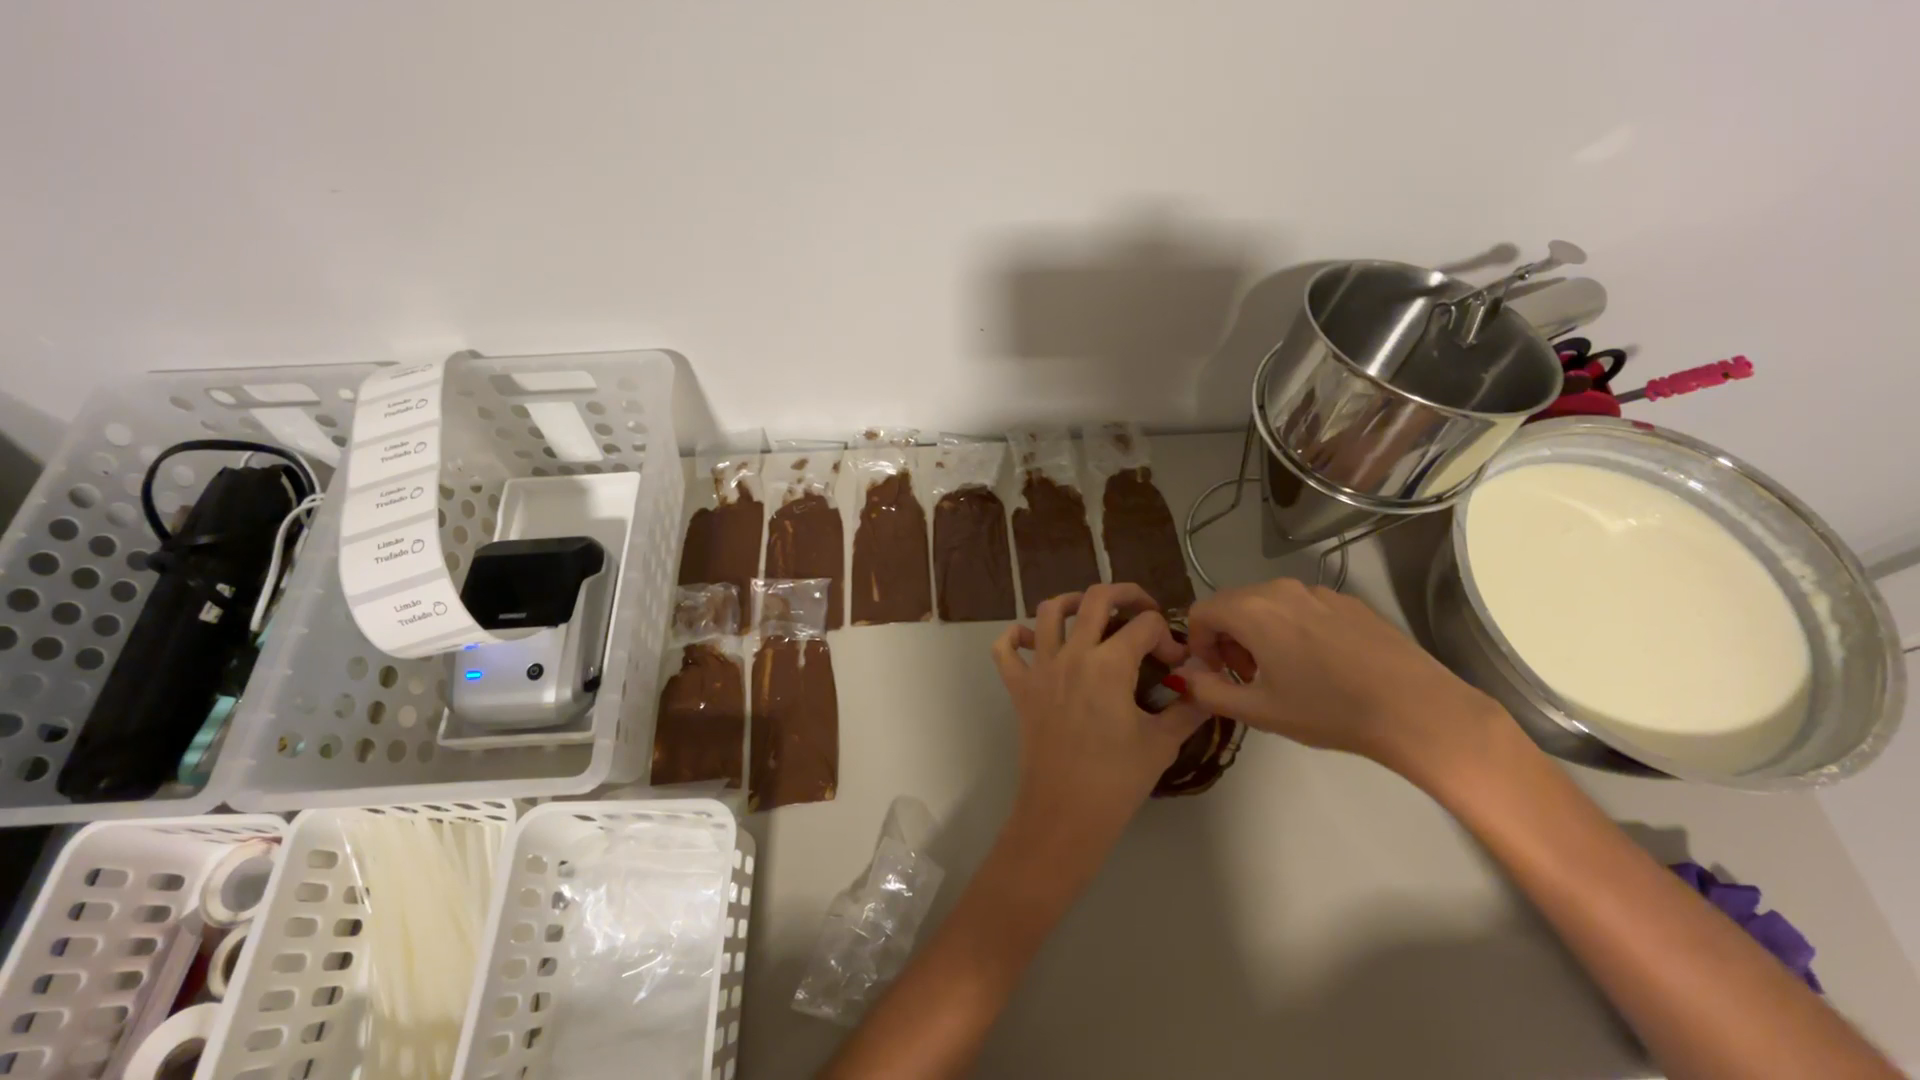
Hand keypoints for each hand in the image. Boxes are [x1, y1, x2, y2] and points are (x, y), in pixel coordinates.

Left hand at [991, 584, 1208, 849]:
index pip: (1145, 625)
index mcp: (1110, 664)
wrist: (1065, 813)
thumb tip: (1207, 687)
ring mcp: (1040, 669)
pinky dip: (1017, 635)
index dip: (1167, 637)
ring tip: (1092, 614)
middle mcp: (1072, 655)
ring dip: (1073, 603)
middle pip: (1097, 598)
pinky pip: (1006, 648)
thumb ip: (1188, 708)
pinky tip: (1035, 640)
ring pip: (1049, 611)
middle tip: (1143, 610)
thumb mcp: (1162, 742)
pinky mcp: (1018, 688)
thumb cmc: (1117, 780)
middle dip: (1127, 595)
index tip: (1176, 664)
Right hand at [1182, 579, 1510, 780]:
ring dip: (1260, 635)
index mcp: (1252, 610)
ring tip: (1285, 676)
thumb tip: (1186, 676)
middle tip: (1248, 679)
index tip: (1216, 677)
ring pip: (1269, 606)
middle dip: (1228, 640)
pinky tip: (1322, 668)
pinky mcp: (1349, 602)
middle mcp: (1282, 589)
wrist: (1413, 708)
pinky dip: (1294, 631)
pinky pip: (1303, 609)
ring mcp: (1320, 592)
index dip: (1198, 645)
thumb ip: (1208, 692)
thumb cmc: (1327, 710)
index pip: (1201, 612)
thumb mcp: (1258, 711)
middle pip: (1233, 604)